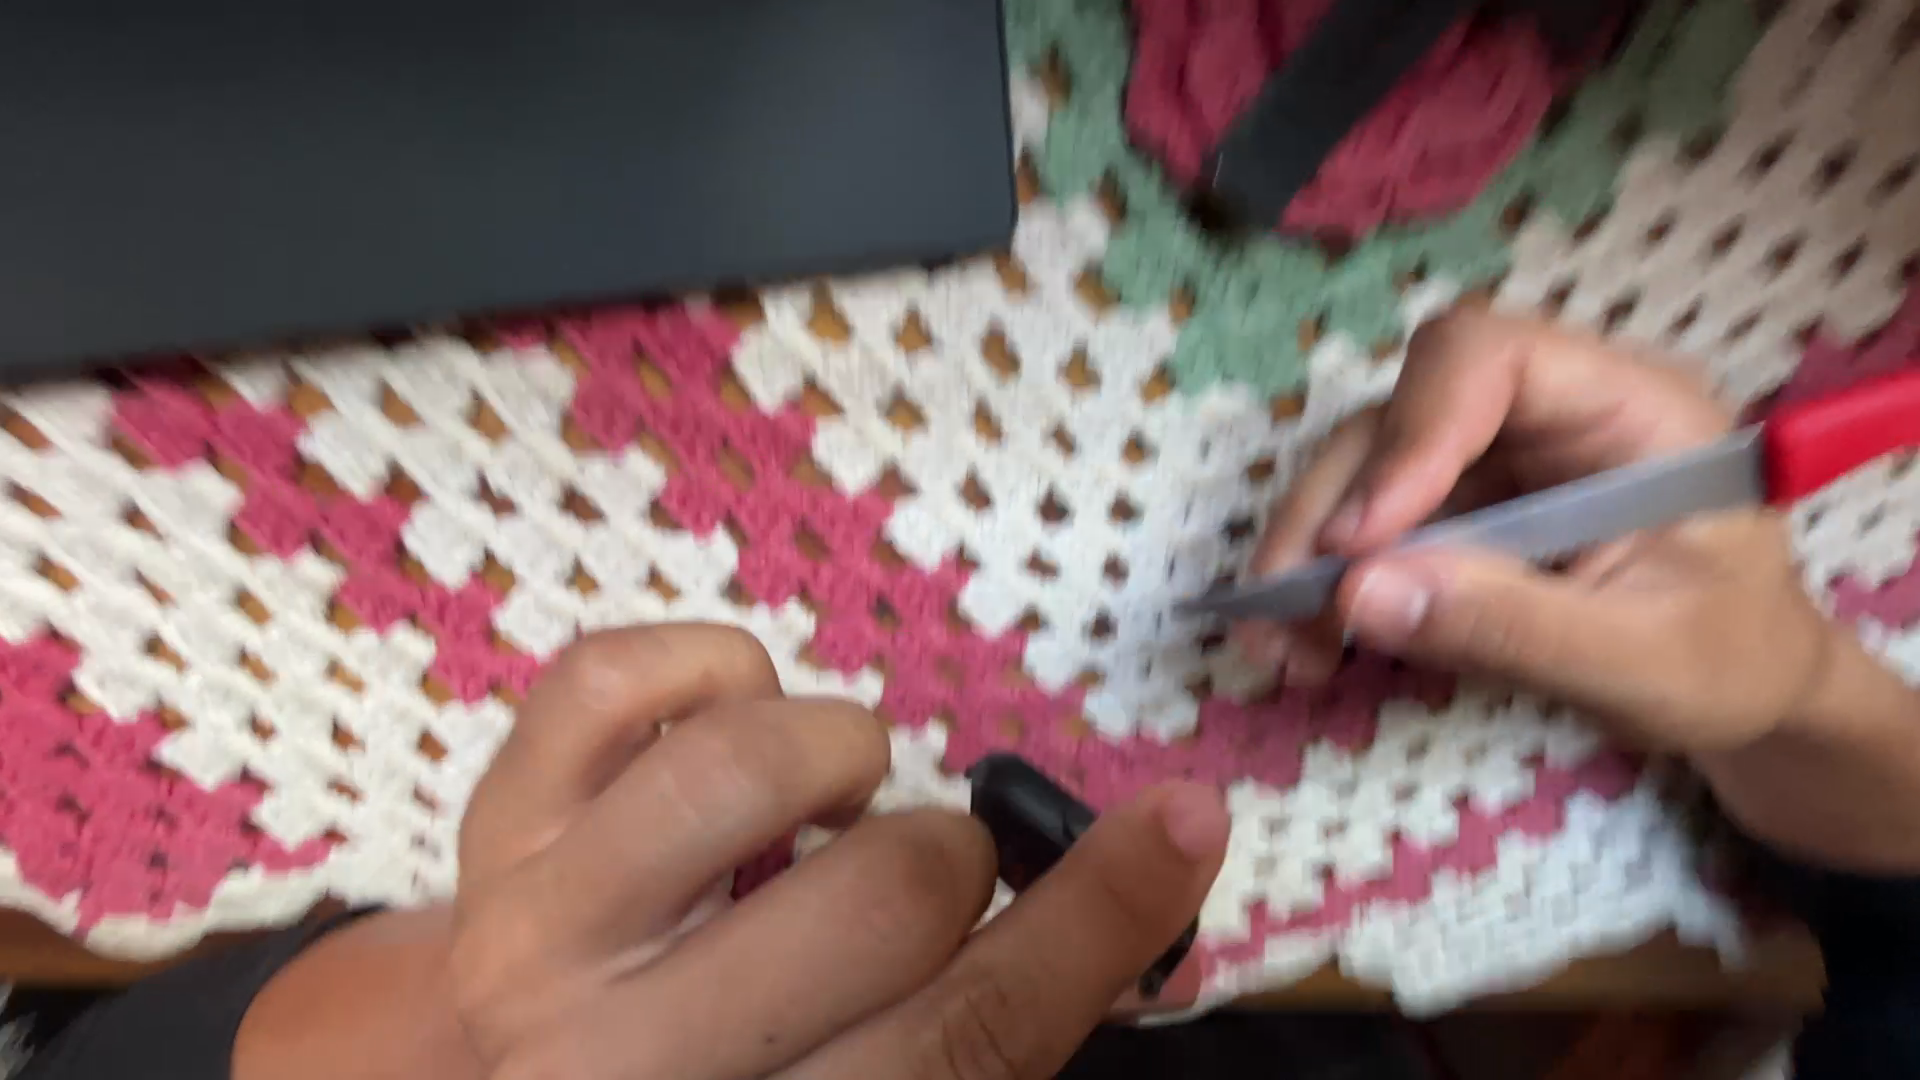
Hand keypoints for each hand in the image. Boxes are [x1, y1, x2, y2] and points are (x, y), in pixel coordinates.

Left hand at [445, 624, 1228, 1079]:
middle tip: (906, 875)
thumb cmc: (711, 1078)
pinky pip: (617, 680)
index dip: (1100, 915)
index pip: (976, 1032)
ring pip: (749, 768)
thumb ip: (967, 1000)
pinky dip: (710, 665)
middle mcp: (624, 1065)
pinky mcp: (490, 825)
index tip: (1188, 814)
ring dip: (836, 756)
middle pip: (888, 893)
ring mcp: (536, 934)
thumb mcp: (847, 1072)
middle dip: (938, 858)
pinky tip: (722, 717)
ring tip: (820, 800)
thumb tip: (1124, 877)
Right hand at [1238, 307, 1834, 753]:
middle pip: (1385, 425)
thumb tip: (1354, 592)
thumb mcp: (1643, 660)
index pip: (1484, 358)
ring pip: (1346, 476)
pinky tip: (1302, 642)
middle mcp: (1526, 417)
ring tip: (1284, 648)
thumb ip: (1510, 623)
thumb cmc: (1724, 662)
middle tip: (1281, 612)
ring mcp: (1470, 461)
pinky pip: (1346, 527)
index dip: (1408, 435)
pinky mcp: (1431, 508)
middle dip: (1321, 519)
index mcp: (1617, 408)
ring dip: (1298, 559)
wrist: (1723, 686)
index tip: (1359, 542)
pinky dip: (1309, 585)